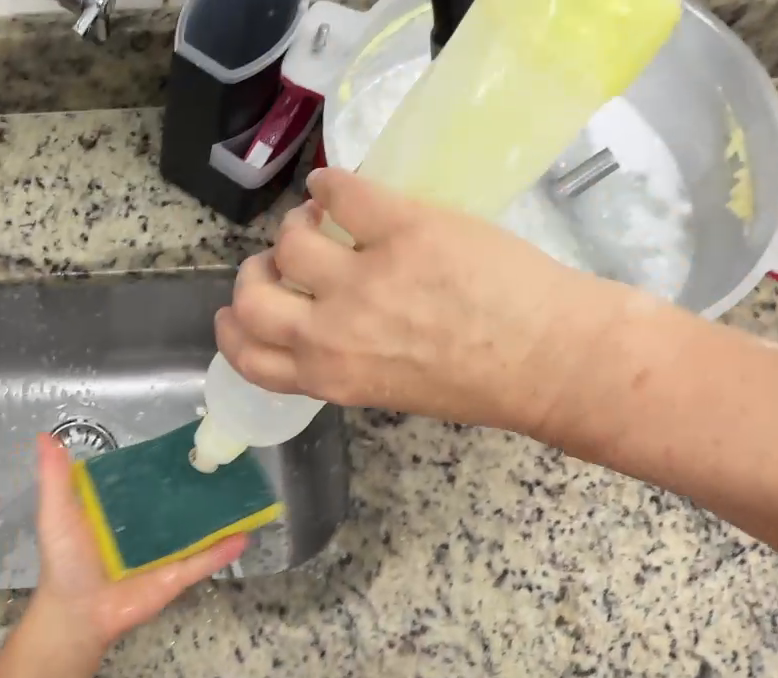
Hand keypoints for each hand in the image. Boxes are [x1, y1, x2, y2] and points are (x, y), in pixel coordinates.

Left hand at [27, 433, 248, 656]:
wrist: (77, 613)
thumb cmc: (65, 562)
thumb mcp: (55, 514)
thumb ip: (55, 477)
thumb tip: (45, 435)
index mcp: (113, 513)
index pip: (138, 483)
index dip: (156, 465)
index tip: (180, 445)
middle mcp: (140, 531)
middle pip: (172, 506)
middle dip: (195, 488)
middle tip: (221, 464)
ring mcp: (160, 555)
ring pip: (194, 532)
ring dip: (218, 517)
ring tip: (243, 493)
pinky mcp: (173, 578)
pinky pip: (202, 562)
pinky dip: (222, 551)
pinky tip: (245, 535)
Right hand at [213, 167, 626, 434]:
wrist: (545, 358)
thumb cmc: (474, 386)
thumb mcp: (381, 392)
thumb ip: (337, 362)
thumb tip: (316, 323)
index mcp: (325, 377)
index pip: (245, 356)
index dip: (232, 330)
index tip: (236, 313)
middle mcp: (329, 333)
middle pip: (251, 297)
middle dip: (253, 275)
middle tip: (276, 263)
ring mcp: (362, 279)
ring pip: (289, 240)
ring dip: (295, 227)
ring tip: (320, 222)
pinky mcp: (401, 229)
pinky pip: (342, 193)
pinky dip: (329, 184)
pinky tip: (333, 186)